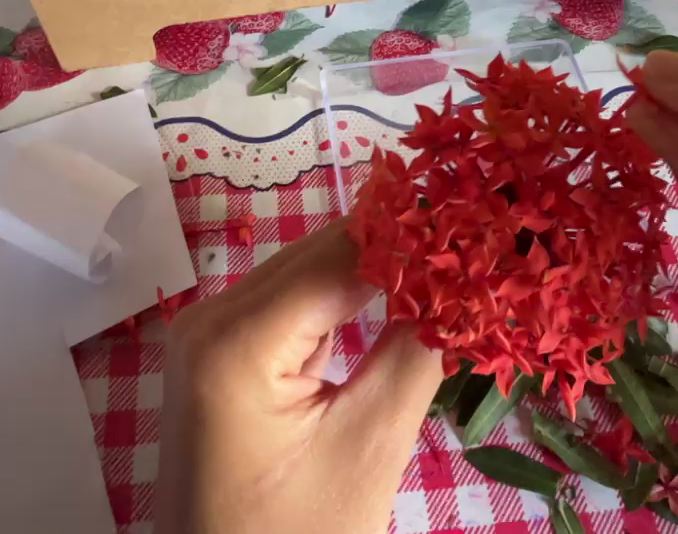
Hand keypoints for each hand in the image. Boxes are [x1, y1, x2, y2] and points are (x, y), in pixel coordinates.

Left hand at [156, 220, 444, 533]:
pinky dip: (343, 296)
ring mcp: (210, 331)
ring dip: (372, 268)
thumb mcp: (367, 451)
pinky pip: (291, 302)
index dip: (406, 236)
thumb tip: (456, 281)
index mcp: (236, 341)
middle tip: (462, 242)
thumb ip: (414, 354)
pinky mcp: (222, 348)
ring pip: (307, 274)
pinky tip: (391, 291)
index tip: (467, 225)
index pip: (337, 256)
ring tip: (437, 260)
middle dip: (393, 248)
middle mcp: (211, 316)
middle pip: (318, 257)